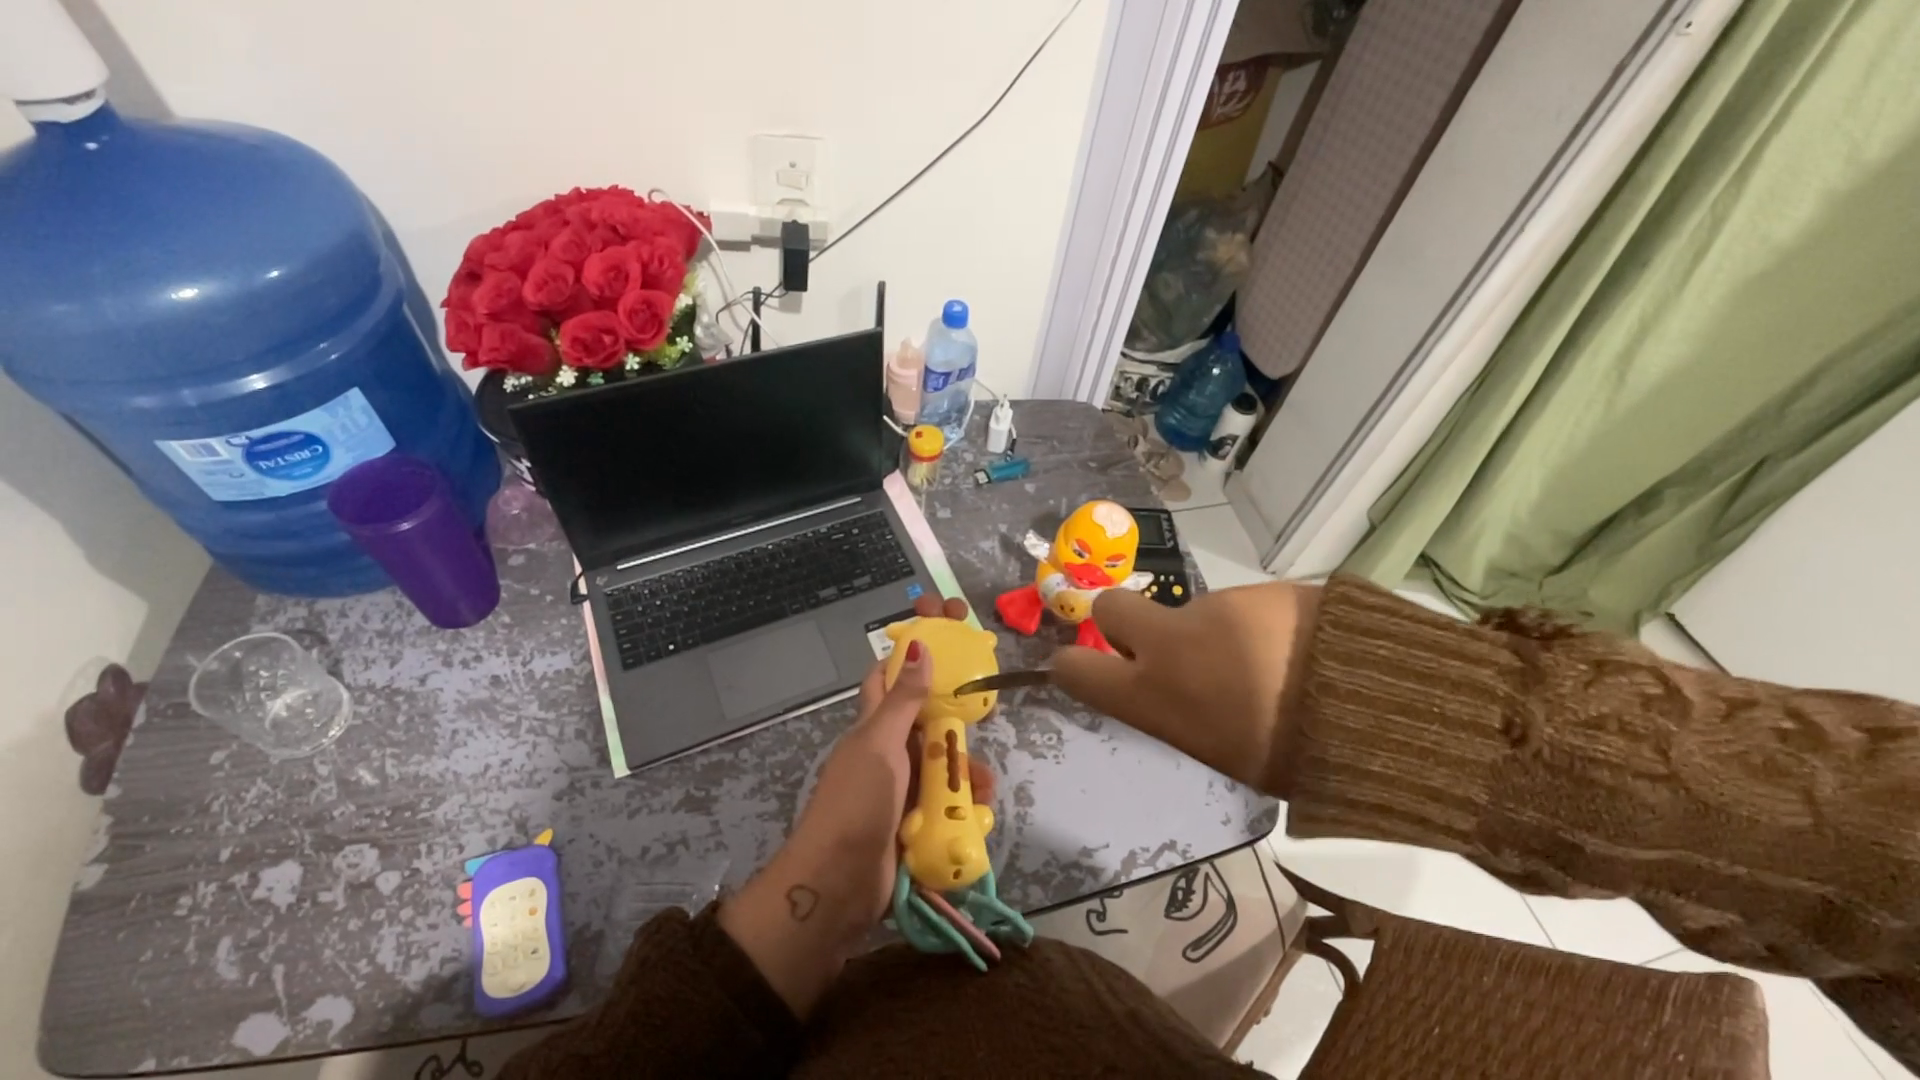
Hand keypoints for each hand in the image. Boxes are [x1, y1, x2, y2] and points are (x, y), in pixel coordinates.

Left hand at [717, 594, 990, 1017]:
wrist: (838, 886)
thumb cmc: (856, 805)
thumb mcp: (880, 746)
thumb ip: (904, 700)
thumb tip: (917, 644)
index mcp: (872, 727)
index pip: (889, 676)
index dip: (913, 649)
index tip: (946, 624)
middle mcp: (886, 753)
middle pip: (927, 722)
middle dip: (957, 722)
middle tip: (987, 716)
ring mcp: (900, 790)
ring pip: (943, 766)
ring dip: (965, 772)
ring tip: (982, 786)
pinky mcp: (914, 823)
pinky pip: (947, 804)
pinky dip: (963, 807)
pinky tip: (977, 814)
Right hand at [1050, 582, 1320, 797]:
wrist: (1376, 708)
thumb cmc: (1291, 760)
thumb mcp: (1218, 752)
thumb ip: (1180, 712)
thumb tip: (1176, 692)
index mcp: (1153, 695)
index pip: (1075, 667)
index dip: (1073, 664)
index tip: (1086, 667)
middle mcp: (1172, 642)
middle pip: (1112, 607)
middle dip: (1125, 623)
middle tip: (1166, 648)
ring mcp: (1216, 607)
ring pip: (1193, 612)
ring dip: (1215, 633)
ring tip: (1269, 664)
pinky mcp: (1259, 587)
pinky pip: (1245, 606)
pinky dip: (1258, 624)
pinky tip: (1299, 648)